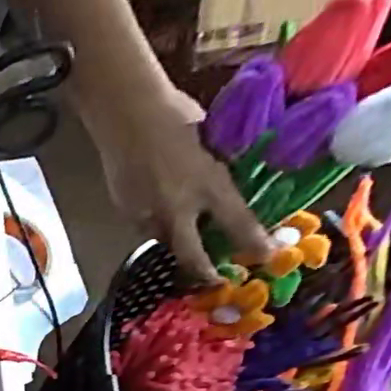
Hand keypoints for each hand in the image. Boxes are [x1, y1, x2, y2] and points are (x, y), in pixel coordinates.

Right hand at [91, 98, 271, 282]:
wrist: (124, 114)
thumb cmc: (173, 115)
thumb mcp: (209, 139)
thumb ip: (216, 168)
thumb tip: (229, 184)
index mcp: (208, 182)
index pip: (237, 222)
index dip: (254, 243)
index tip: (267, 256)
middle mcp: (178, 207)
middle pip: (192, 256)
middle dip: (205, 271)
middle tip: (214, 277)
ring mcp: (148, 215)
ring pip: (166, 241)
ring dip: (177, 241)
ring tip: (182, 228)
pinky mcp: (126, 214)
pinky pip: (145, 226)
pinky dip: (154, 221)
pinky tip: (154, 203)